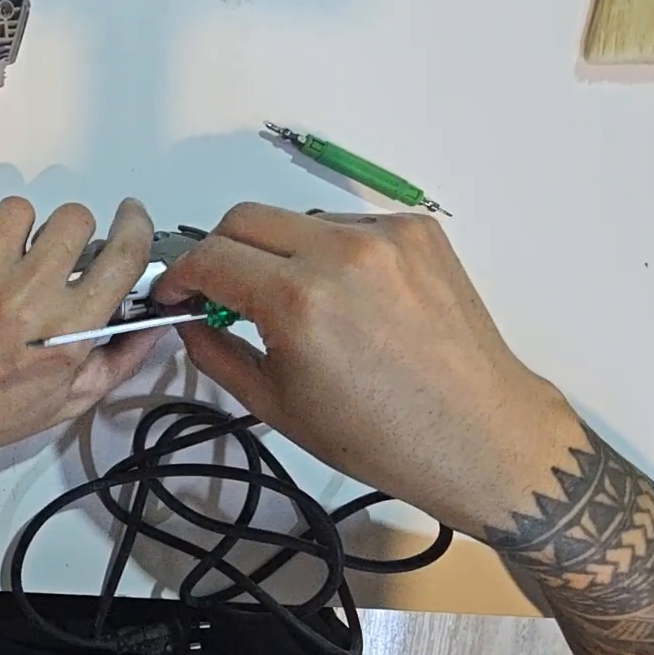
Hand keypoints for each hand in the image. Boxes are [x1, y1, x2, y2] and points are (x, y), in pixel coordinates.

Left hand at [0, 196, 162, 488]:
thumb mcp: (66, 402)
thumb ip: (119, 359)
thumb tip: (156, 320)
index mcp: (67, 332)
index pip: (123, 256)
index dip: (135, 226)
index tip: (130, 214)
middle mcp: (26, 297)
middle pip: (73, 218)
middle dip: (68, 235)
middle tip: (48, 261)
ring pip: (19, 211)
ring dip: (17, 235)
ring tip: (0, 270)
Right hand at [153, 204, 583, 532]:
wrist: (478, 436)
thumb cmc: (371, 435)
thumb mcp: (271, 402)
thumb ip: (213, 350)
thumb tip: (188, 318)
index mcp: (297, 300)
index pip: (209, 257)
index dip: (179, 275)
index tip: (175, 295)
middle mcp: (340, 251)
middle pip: (243, 218)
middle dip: (217, 252)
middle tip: (220, 291)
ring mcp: (385, 235)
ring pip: (293, 219)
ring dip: (272, 252)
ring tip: (290, 300)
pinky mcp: (418, 231)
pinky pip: (343, 227)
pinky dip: (323, 253)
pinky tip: (341, 296)